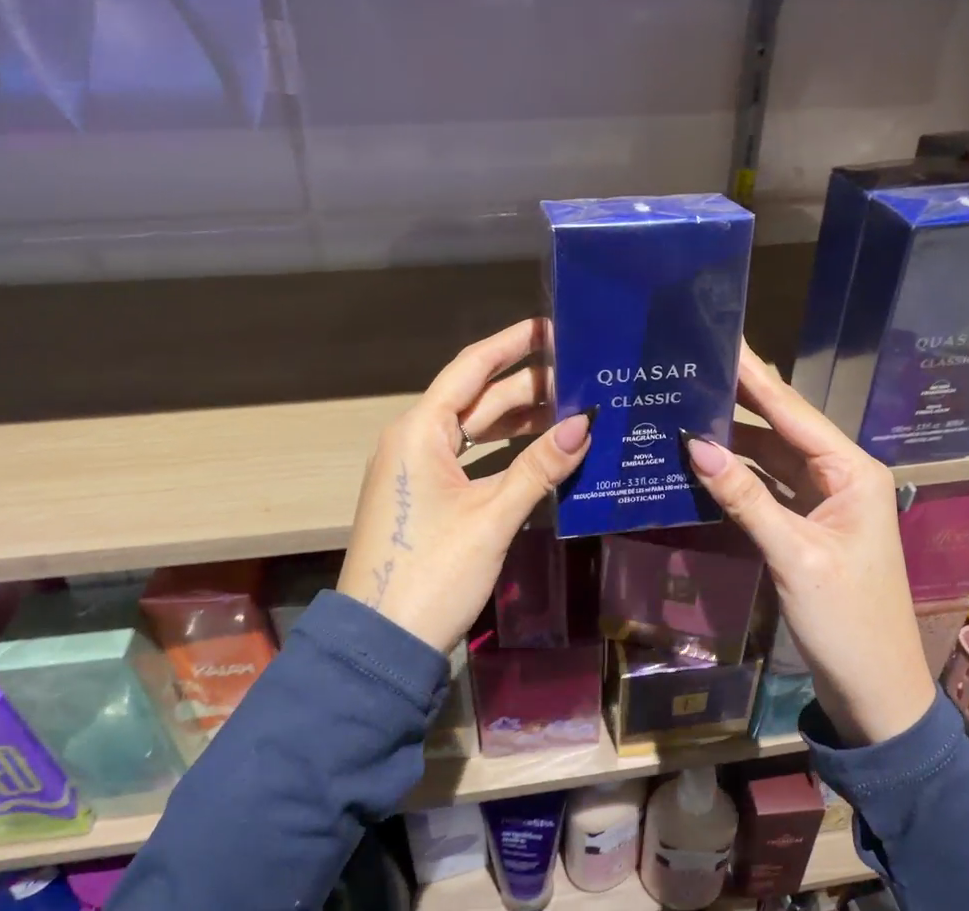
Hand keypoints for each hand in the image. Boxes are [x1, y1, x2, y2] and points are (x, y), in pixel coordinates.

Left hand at [336, 319, 592, 653]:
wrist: (380, 642)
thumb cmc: (433, 572)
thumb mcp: (492, 517)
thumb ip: (539, 467)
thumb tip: (587, 422)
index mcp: (419, 431)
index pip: (471, 368)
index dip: (512, 344)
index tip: (552, 326)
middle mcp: (413, 441)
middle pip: (475, 399)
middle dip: (526, 386)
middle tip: (582, 375)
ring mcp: (416, 471)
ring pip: (473, 431)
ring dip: (517, 421)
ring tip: (572, 409)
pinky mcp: (423, 498)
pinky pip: (468, 459)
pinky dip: (502, 453)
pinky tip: (540, 453)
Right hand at [683, 346, 935, 745]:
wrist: (875, 690)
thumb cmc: (846, 620)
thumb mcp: (794, 556)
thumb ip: (745, 498)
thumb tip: (695, 444)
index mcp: (852, 471)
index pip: (793, 412)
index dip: (754, 376)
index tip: (721, 338)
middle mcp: (840, 475)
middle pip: (782, 426)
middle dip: (740, 397)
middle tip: (693, 364)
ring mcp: (823, 501)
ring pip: (770, 456)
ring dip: (733, 436)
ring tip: (686, 403)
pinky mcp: (807, 526)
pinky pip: (767, 487)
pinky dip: (738, 474)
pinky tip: (704, 459)